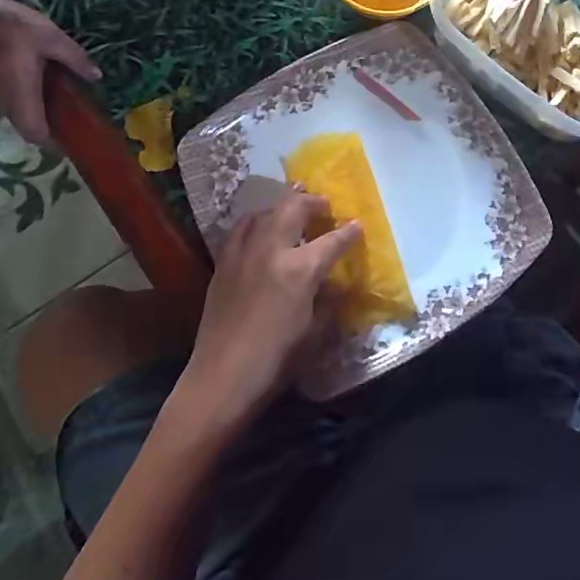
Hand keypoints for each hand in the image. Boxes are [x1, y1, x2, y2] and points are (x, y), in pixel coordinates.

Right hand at [0, 0, 99, 145]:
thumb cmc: (8, 26)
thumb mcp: (51, 38)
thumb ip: (75, 59)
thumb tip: (96, 77)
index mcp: (19, 98)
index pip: (35, 134)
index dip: (52, 141)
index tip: (70, 136)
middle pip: (23, 122)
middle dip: (43, 116)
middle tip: (64, 101)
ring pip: (8, 109)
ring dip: (26, 101)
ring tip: (44, 83)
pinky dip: (10, 91)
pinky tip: (19, 72)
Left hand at [181, 191, 361, 419]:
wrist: (222, 378)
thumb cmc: (277, 360)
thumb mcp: (315, 331)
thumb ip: (328, 300)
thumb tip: (334, 284)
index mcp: (301, 269)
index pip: (333, 240)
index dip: (349, 232)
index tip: (357, 225)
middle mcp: (272, 250)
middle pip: (293, 208)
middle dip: (313, 202)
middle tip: (324, 206)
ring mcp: (243, 254)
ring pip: (264, 213)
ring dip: (282, 207)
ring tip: (292, 210)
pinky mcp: (223, 264)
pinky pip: (240, 230)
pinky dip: (255, 222)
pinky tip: (259, 230)